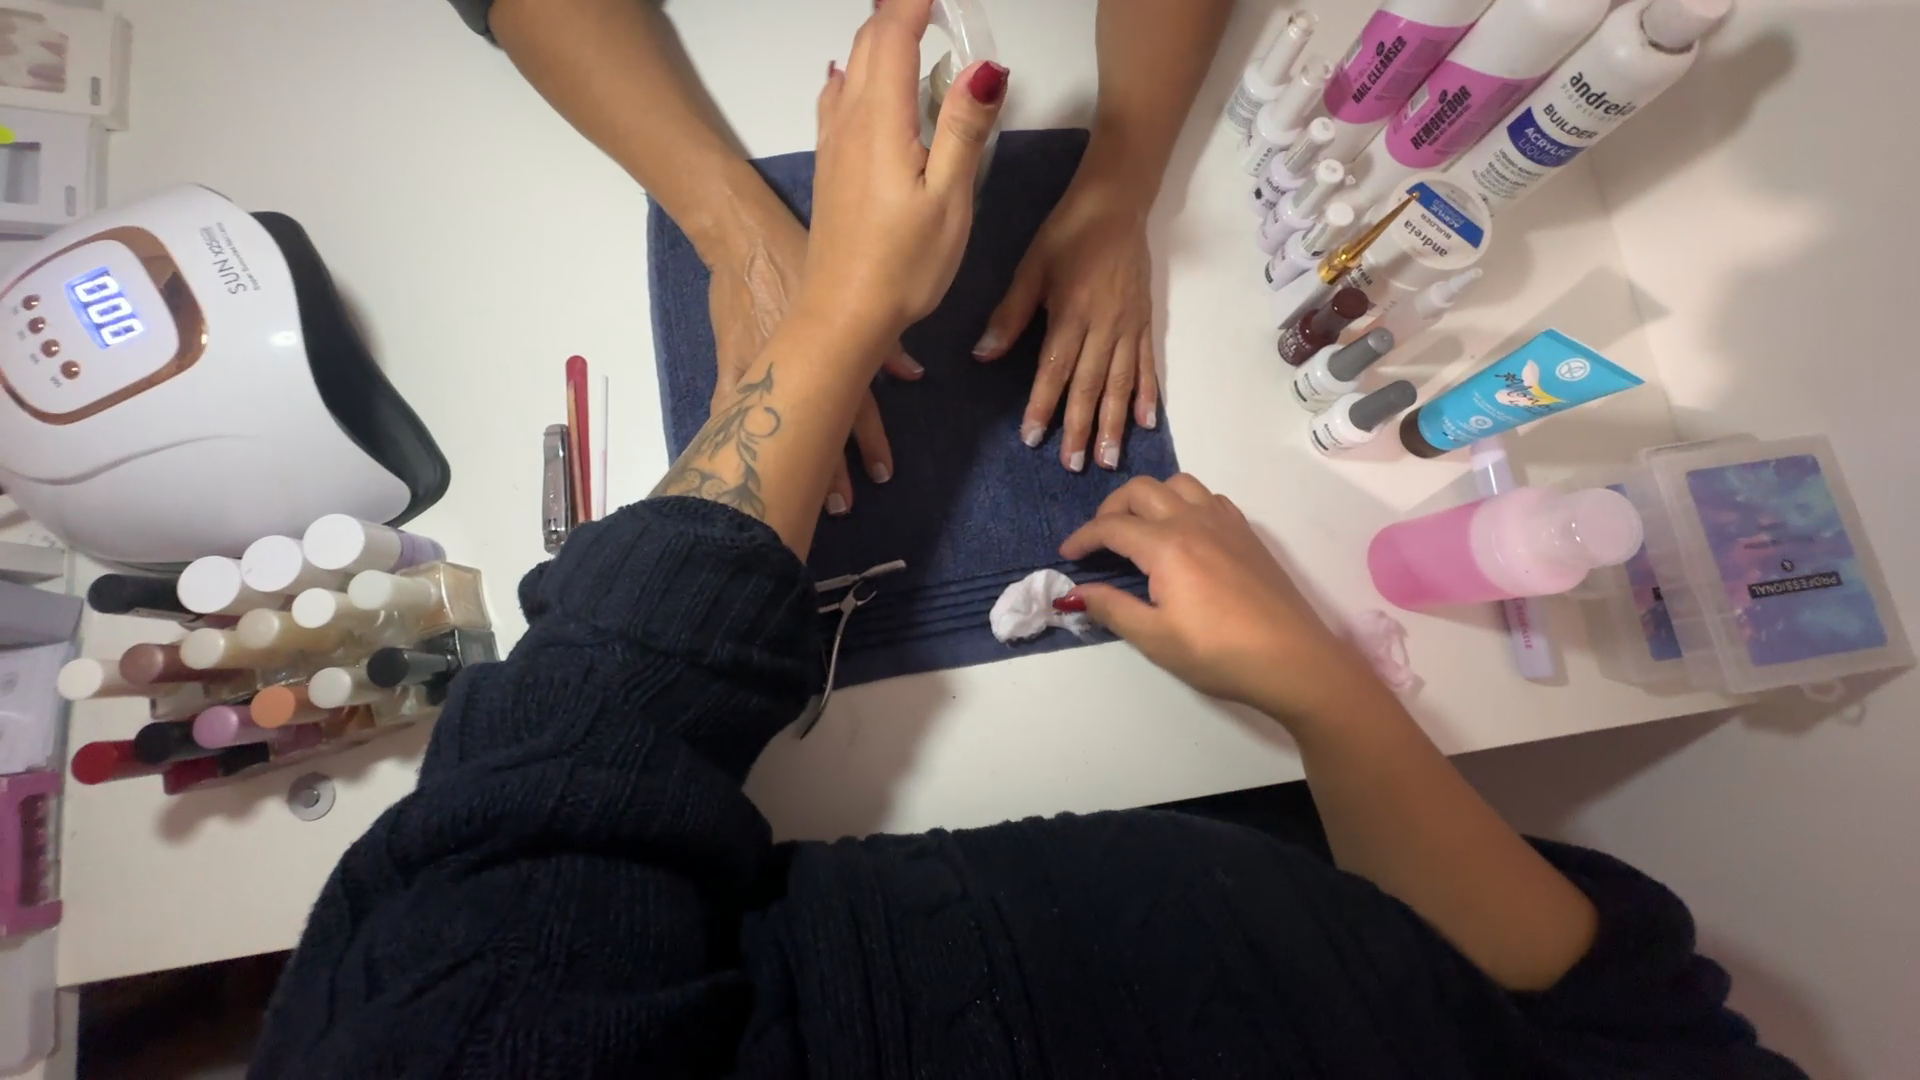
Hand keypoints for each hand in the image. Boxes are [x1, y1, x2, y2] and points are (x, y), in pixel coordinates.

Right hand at [707, 183, 921, 515]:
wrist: (745, 236)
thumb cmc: (802, 259)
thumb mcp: (850, 290)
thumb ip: (882, 340)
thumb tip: (914, 374)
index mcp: (835, 349)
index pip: (859, 407)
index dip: (871, 444)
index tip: (883, 475)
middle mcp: (802, 364)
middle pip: (820, 427)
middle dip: (831, 471)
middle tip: (841, 507)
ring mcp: (762, 365)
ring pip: (778, 425)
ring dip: (788, 463)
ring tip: (796, 497)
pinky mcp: (729, 361)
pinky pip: (729, 404)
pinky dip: (731, 431)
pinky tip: (733, 463)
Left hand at [802, 0, 1007, 336]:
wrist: (842, 316)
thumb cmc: (902, 267)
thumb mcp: (948, 201)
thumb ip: (963, 129)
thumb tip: (984, 65)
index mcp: (881, 120)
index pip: (893, 31)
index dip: (917, 1)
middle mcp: (849, 120)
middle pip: (867, 42)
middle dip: (901, 15)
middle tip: (938, 15)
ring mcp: (832, 145)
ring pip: (850, 69)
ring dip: (879, 44)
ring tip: (913, 46)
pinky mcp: (828, 170)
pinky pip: (836, 101)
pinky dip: (857, 77)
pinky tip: (860, 88)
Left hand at [974, 181, 1159, 472]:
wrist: (1118, 202)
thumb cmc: (1067, 233)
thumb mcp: (1031, 267)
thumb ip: (1010, 314)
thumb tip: (983, 355)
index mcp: (1072, 313)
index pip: (1055, 369)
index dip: (1042, 405)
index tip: (1032, 438)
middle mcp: (1104, 326)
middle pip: (1090, 385)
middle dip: (1081, 427)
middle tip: (1074, 465)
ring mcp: (1129, 327)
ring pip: (1121, 383)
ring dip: (1114, 423)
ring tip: (1109, 458)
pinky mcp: (1146, 323)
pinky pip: (1148, 365)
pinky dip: (1148, 394)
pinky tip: (1147, 423)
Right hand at [1058, 475, 1380, 722]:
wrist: (1295, 662)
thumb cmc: (1220, 654)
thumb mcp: (1155, 639)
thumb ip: (1111, 608)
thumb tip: (1075, 593)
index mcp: (1166, 545)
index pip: (1111, 527)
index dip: (1083, 538)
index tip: (1066, 555)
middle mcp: (1193, 520)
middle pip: (1140, 491)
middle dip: (1110, 509)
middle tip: (1098, 540)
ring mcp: (1225, 522)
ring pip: (1177, 484)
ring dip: (1149, 498)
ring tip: (1139, 528)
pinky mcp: (1247, 533)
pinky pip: (1208, 497)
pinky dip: (1184, 502)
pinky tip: (1183, 532)